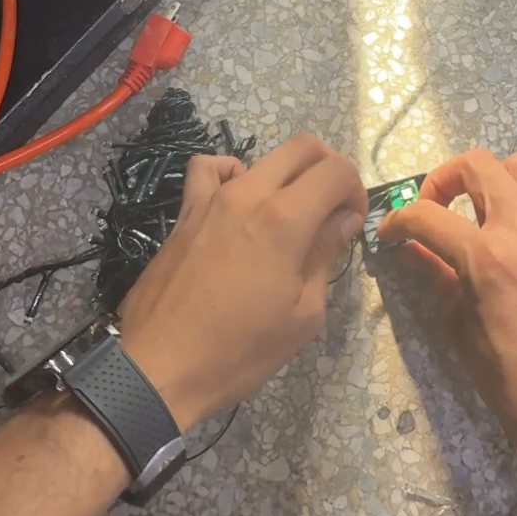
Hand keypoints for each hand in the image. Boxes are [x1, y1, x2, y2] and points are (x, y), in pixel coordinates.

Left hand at [118, 134, 366, 427]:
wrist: (160, 367)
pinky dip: (231, 172)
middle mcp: (249, 194)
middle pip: (303, 148)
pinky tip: (237, 198)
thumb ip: (325, 255)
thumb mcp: (303, 314)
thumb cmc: (240, 349)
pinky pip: (208, 169)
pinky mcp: (185, 212)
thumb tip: (343, 219)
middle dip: (328, 169)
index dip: (356, 189)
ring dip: (287, 173)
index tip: (351, 222)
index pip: (336, 170)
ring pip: (260, 157)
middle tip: (331, 208)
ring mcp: (212, 198)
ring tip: (288, 211)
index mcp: (285, 219)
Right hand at [378, 150, 516, 481]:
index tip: (388, 234)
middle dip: (442, 179)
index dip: (398, 221)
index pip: (428, 215)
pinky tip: (500, 243)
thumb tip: (412, 250)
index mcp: (490, 258)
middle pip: (479, 164)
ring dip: (487, 180)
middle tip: (430, 211)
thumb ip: (438, 278)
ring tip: (469, 217)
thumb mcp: (463, 332)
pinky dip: (514, 203)